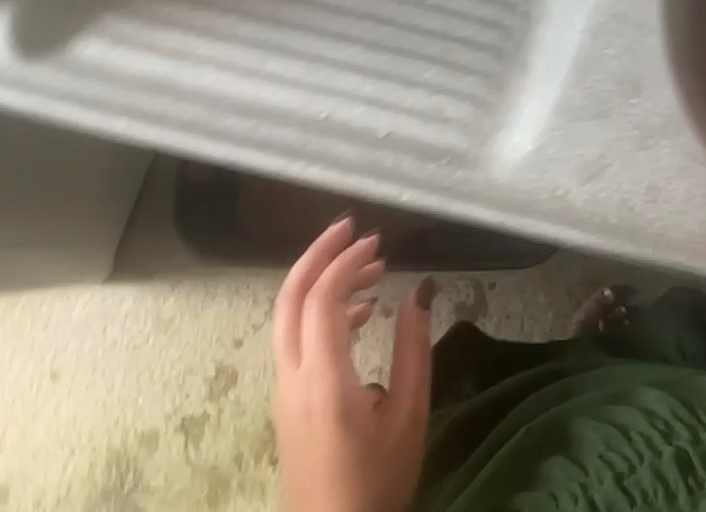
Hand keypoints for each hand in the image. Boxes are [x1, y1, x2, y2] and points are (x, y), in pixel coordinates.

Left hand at [274, 218, 435, 511]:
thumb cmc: (378, 479)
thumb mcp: (409, 414)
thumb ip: (413, 348)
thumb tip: (420, 291)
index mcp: (324, 380)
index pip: (322, 301)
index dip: (346, 263)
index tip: (378, 242)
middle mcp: (293, 377)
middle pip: (290, 298)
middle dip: (317, 255)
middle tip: (352, 228)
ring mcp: (285, 388)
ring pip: (289, 316)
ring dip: (323, 281)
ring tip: (373, 268)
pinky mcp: (289, 398)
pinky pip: (296, 337)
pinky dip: (323, 310)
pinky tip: (362, 311)